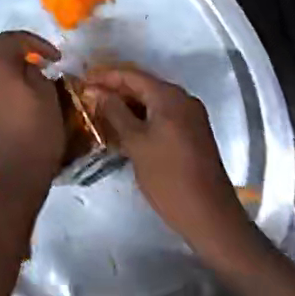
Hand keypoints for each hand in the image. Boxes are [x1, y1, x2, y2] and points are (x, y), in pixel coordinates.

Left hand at [0, 31, 64, 196]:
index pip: (11, 38)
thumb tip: (28, 68)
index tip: (55, 57)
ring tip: (39, 80)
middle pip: (1, 52)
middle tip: (46, 63)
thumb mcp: (47, 95)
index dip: (35, 41)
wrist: (17, 174)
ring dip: (17, 69)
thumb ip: (36, 72)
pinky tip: (27, 98)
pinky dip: (11, 84)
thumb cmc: (36, 131)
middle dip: (24, 53)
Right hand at [86, 67, 252, 252]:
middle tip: (89, 96)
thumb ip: (114, 111)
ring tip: (102, 111)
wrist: (212, 220)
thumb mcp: (135, 143)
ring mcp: (191, 117)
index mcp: (170, 97)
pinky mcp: (194, 133)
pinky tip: (125, 126)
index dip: (104, 76)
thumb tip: (96, 91)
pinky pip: (163, 114)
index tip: (82, 81)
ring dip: (128, 104)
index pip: (130, 75)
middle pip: (143, 85)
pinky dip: (143, 116)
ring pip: (152, 101)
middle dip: (115, 90)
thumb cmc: (169, 178)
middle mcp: (183, 99)